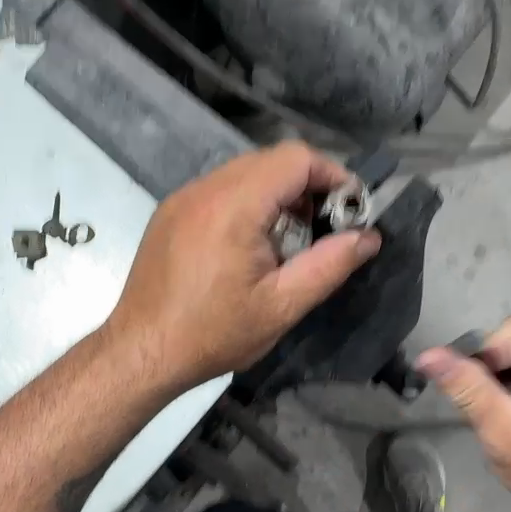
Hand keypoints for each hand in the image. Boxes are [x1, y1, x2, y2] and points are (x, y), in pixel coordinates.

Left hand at [105, 142, 381, 392]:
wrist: (140, 352)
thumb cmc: (213, 334)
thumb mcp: (281, 306)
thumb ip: (329, 266)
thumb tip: (369, 237)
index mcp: (233, 206)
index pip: (295, 158)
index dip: (331, 175)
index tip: (351, 210)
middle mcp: (205, 189)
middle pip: (270, 161)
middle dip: (307, 186)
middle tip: (325, 229)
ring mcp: (183, 198)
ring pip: (244, 173)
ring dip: (277, 195)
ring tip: (291, 241)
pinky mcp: (170, 213)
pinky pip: (220, 190)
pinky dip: (248, 203)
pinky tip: (252, 246)